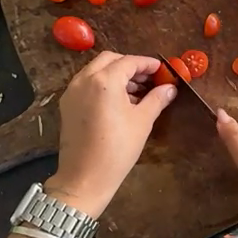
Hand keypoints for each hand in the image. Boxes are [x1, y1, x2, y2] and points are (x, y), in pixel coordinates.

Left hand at [48, 52, 177, 216]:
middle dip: (129, 65)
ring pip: (95, 70)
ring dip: (116, 74)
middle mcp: (84, 80)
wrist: (85, 177)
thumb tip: (170, 88)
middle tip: (148, 77)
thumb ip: (157, 99)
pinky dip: (103, 84)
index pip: (129, 62)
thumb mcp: (142, 121)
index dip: (147, 64)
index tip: (161, 69)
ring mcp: (72, 91)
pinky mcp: (67, 104)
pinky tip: (118, 101)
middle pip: (109, 60)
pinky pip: (87, 84)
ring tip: (136, 91)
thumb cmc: (118, 148)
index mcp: (104, 81)